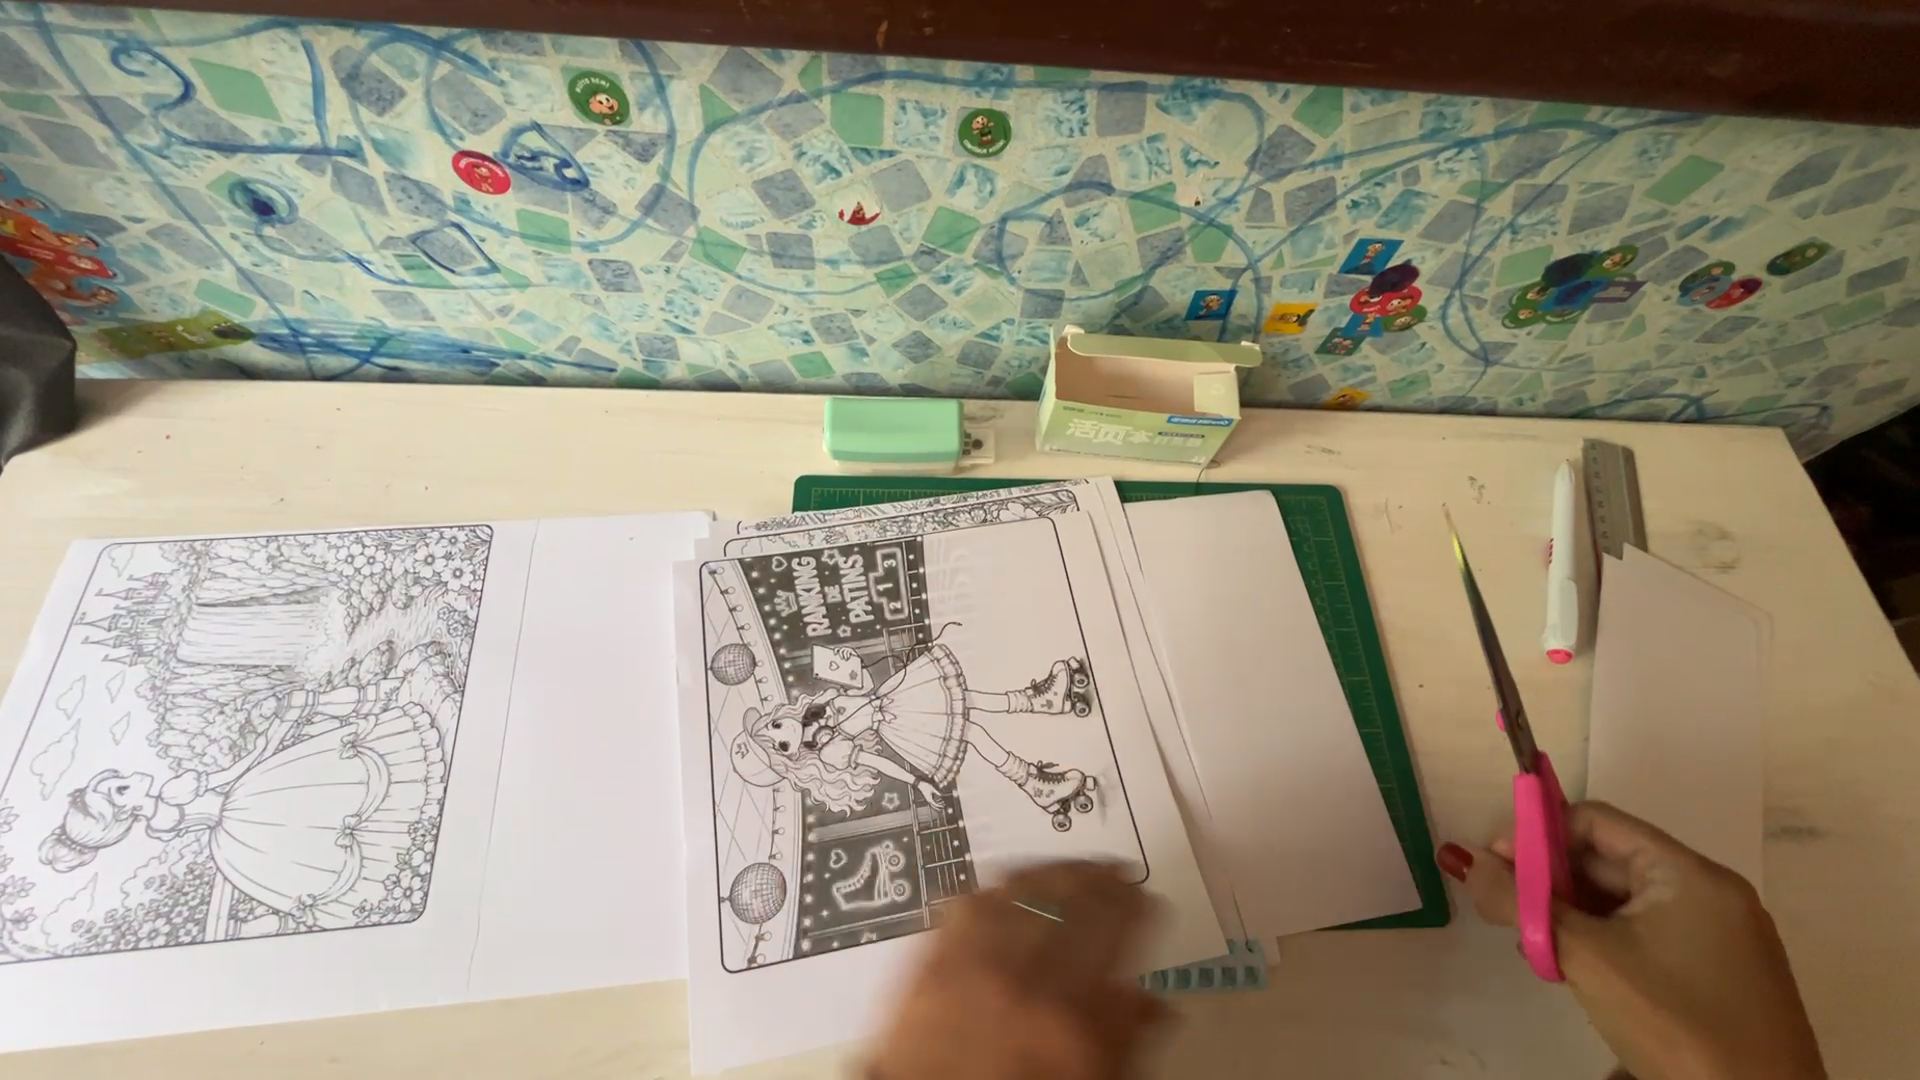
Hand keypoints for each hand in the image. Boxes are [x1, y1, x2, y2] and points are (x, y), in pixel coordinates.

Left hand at [867, 862, 1167, 1079]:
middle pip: (1072, 903)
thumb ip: (1122, 1041)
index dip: (1135, 908)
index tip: (1143, 898)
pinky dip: (1000, 886)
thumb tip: (1153, 1004)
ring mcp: (974, 964)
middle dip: (1099, 879)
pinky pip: (973, 903)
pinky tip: (1015, 883)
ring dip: (1054, 871)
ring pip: (1023, 890)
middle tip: (1113, 871)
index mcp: (1072, 1022)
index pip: (1116, 936)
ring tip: (1072, 867)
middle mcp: (1024, 982)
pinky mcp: (933, 959)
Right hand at [917, 781, 945, 808]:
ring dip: (937, 804)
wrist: (921, 785)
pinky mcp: (928, 797)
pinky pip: (932, 802)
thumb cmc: (926, 786)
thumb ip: (938, 793)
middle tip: (943, 807)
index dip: (940, 806)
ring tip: (942, 803)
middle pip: (934, 806)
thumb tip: (942, 795)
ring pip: (933, 804)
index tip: (943, 806)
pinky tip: (938, 800)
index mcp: (930, 799)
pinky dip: (936, 802)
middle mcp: (928, 800)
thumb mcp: (933, 789)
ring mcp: (928, 799)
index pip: (936, 805)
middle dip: (939, 807)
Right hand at [1441, 801, 1824, 1079]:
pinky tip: (1565, 963)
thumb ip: (1515, 899)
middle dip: (1545, 877)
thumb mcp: (1581, 954)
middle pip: (1602, 857)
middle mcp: (1708, 893)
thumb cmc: (1673, 1021)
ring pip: (1615, 898)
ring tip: (1531, 941)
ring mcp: (1715, 936)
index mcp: (1689, 874)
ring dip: (1563, 911)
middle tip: (1502, 905)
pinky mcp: (1712, 973)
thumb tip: (1459, 857)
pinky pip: (1637, 930)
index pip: (1594, 820)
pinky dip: (1593, 936)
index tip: (1497, 866)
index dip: (1537, 834)